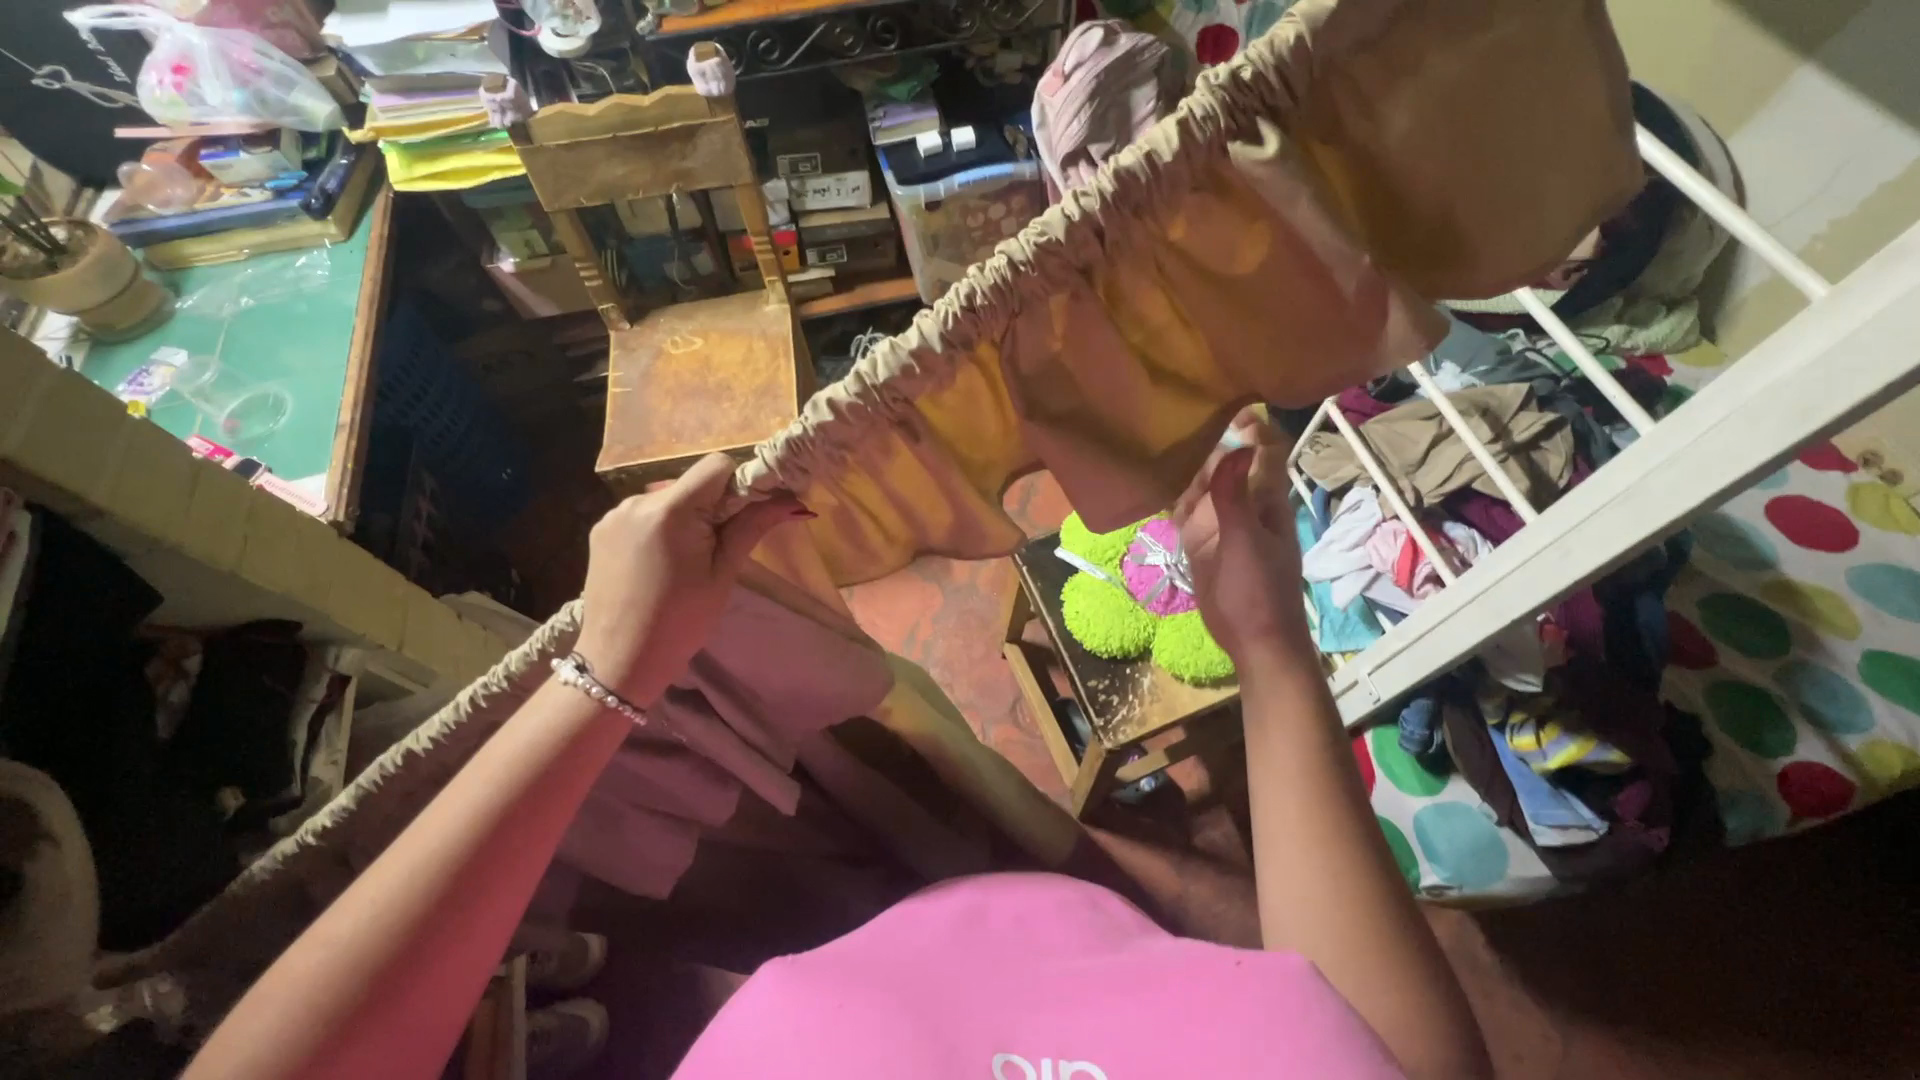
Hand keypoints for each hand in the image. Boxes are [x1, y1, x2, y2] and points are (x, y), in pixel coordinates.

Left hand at [573, 454, 811, 702]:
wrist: (620, 660)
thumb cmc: (681, 622)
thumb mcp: (723, 574)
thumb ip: (752, 526)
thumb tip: (793, 500)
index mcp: (672, 510)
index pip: (717, 465)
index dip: (739, 485)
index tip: (745, 518)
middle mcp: (637, 501)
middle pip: (692, 482)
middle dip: (713, 505)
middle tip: (719, 549)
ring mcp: (614, 515)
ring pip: (668, 498)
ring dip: (686, 517)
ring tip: (686, 562)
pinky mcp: (601, 530)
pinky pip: (645, 515)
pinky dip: (661, 528)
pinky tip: (660, 564)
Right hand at [1172, 413, 1312, 671]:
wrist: (1253, 639)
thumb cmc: (1259, 591)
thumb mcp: (1247, 541)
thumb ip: (1235, 496)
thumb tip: (1234, 446)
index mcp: (1266, 498)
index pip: (1264, 447)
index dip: (1250, 422)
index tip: (1221, 397)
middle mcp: (1242, 501)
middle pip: (1226, 459)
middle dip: (1208, 436)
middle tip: (1171, 408)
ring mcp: (1219, 520)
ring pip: (1201, 481)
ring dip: (1184, 462)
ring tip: (1154, 433)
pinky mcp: (1198, 539)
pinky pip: (1183, 507)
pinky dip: (1170, 492)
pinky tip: (1148, 476)